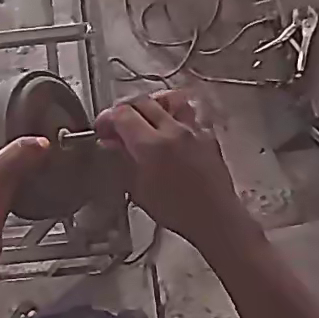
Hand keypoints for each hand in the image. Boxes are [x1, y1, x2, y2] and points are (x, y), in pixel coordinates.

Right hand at [95, 90, 251, 248]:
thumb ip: (123, 159)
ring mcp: (193, 129)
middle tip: (118, 126)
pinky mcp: (207, 134)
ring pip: (167, 100)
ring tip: (144, 121)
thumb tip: (112, 142)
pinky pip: (186, 114)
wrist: (215, 217)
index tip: (103, 130)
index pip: (122, 114)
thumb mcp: (138, 189)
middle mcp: (173, 130)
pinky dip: (172, 116)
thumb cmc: (176, 210)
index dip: (107, 118)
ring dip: (150, 106)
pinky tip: (168, 132)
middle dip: (125, 110)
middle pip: (142, 101)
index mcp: (152, 145)